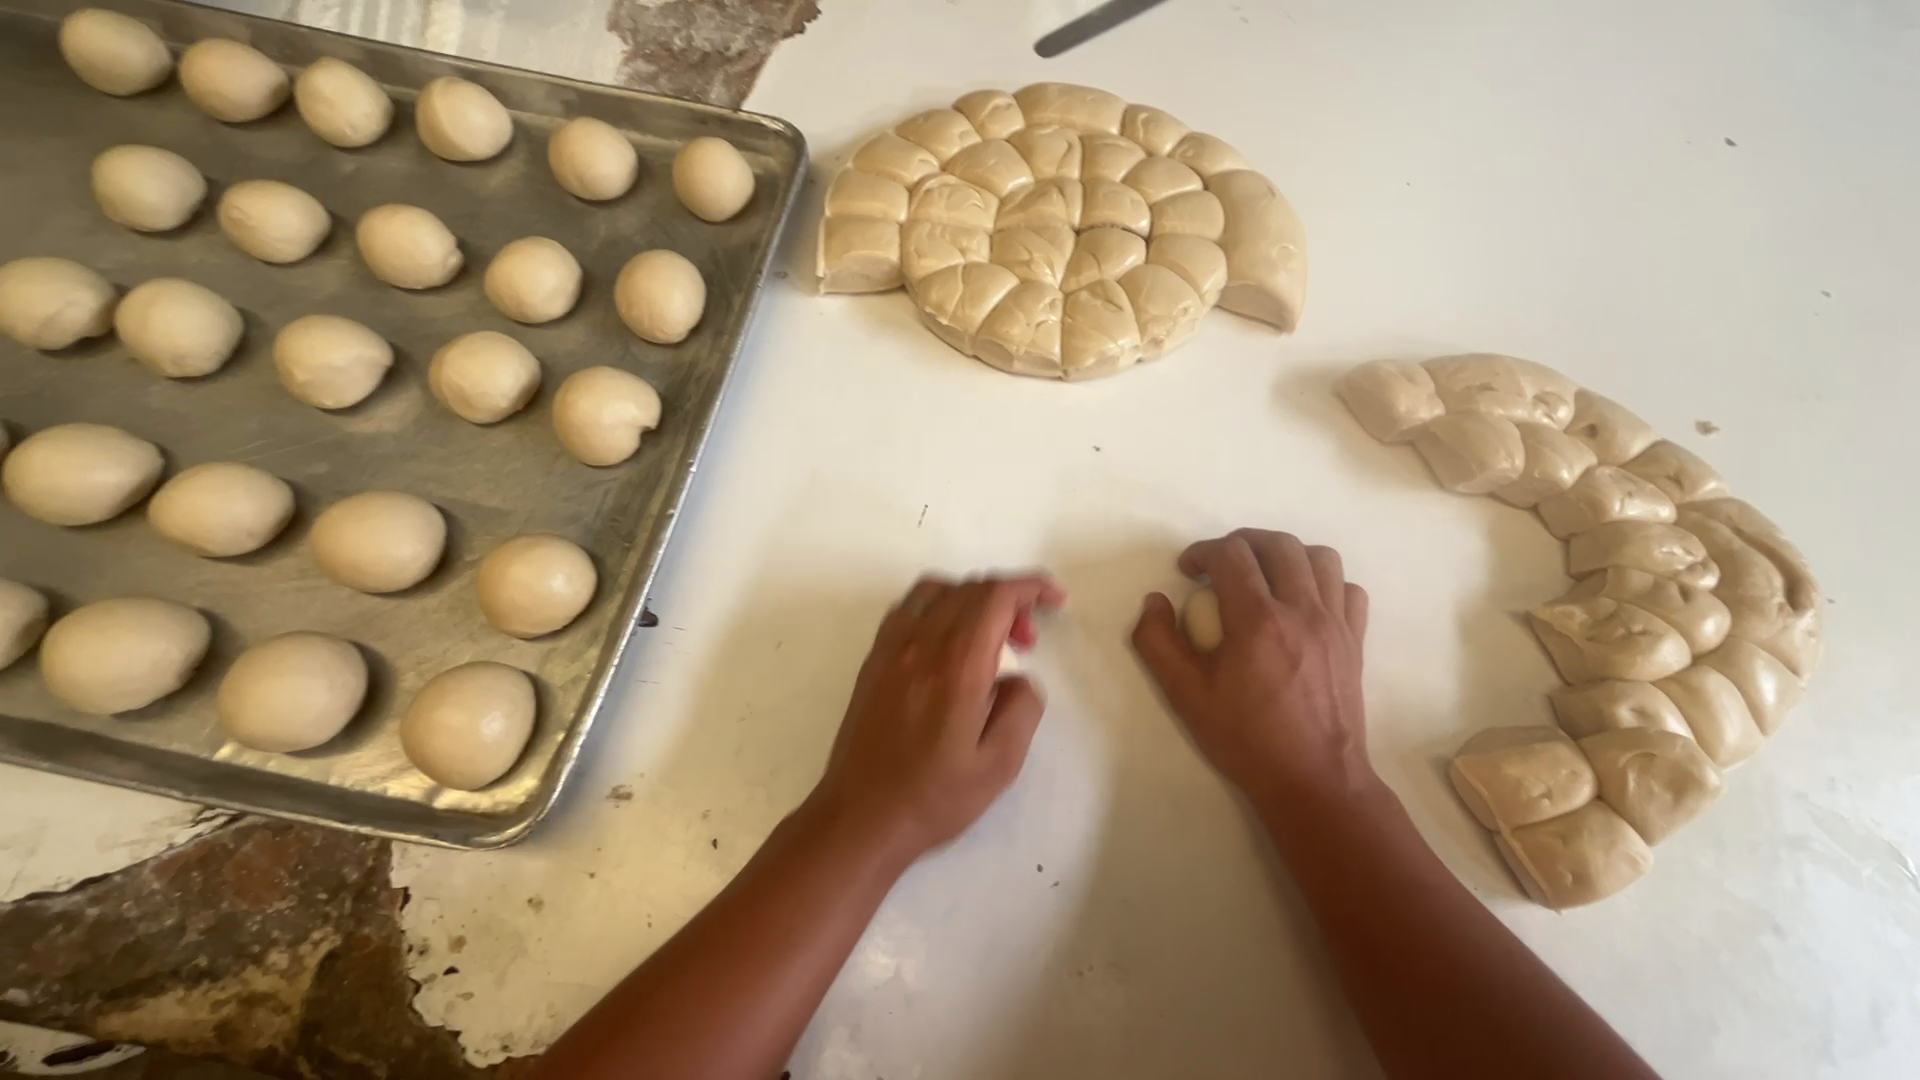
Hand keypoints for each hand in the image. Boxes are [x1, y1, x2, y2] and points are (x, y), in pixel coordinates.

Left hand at [810, 573, 1067, 863]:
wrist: (860, 816)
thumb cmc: (933, 797)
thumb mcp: (999, 764)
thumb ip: (1021, 708)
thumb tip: (1017, 678)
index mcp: (955, 664)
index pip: (996, 596)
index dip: (1031, 587)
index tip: (1055, 600)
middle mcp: (919, 643)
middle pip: (969, 588)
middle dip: (1009, 599)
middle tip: (1027, 641)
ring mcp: (890, 648)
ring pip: (936, 591)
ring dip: (972, 599)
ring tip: (989, 639)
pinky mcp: (874, 661)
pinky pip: (909, 609)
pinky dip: (940, 608)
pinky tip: (950, 648)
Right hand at [1131, 530, 1373, 808]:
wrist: (1313, 780)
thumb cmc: (1245, 738)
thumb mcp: (1185, 695)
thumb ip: (1158, 642)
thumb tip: (1155, 601)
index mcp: (1257, 620)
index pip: (1231, 554)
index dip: (1202, 551)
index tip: (1187, 570)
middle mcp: (1302, 610)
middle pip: (1277, 544)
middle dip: (1241, 542)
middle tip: (1219, 564)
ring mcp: (1335, 624)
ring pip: (1320, 558)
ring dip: (1286, 555)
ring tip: (1263, 575)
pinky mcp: (1355, 641)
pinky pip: (1348, 589)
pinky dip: (1323, 582)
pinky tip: (1302, 603)